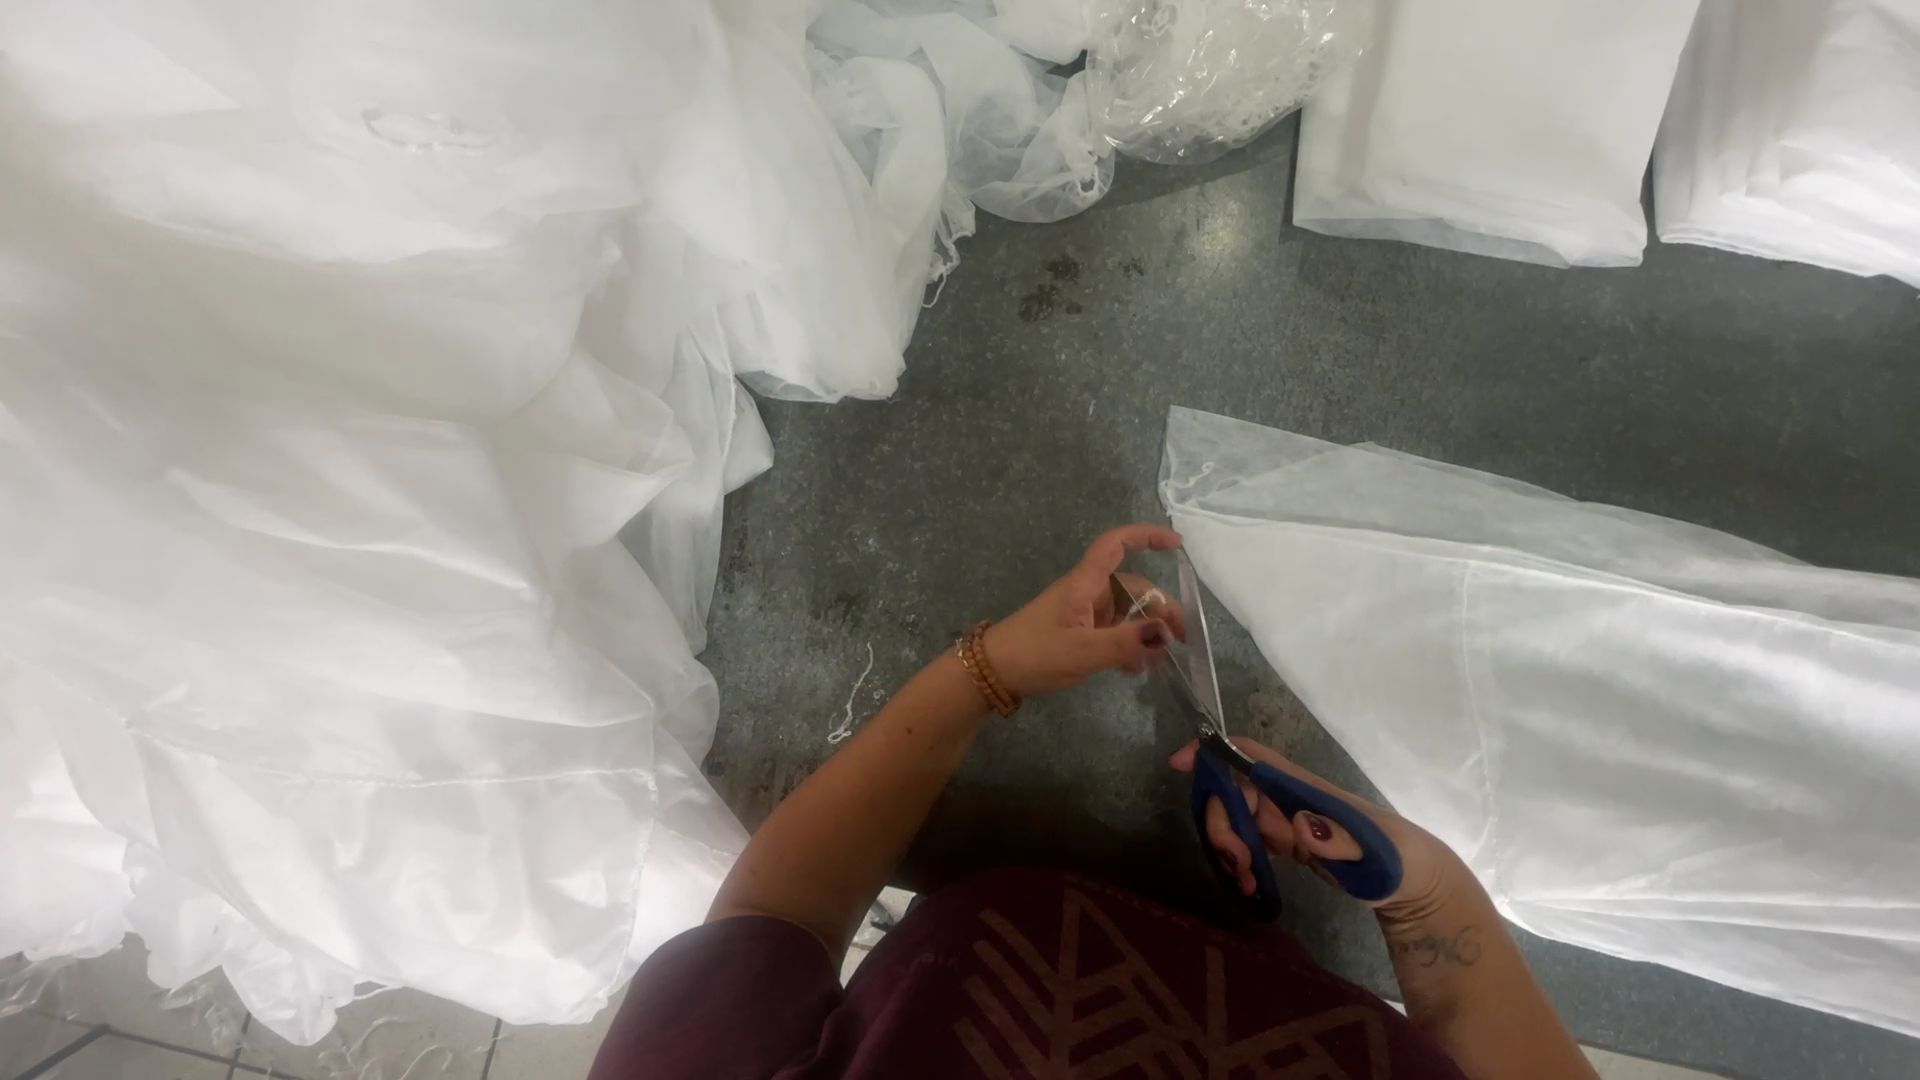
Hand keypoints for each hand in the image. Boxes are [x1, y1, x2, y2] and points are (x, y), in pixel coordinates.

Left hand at [981, 524, 1186, 698]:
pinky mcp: (1078, 633)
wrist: (993, 673)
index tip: (1177, 545)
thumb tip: (1164, 632)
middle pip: (1132, 587)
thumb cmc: (1034, 654)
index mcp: (1084, 584)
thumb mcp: (1083, 651)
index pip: (1116, 544)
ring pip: (1126, 613)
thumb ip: (1125, 643)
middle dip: (1159, 608)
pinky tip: (1138, 669)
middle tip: (1180, 641)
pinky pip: (1113, 632)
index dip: (1146, 536)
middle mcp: (1086, 593)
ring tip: (1160, 661)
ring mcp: (1082, 614)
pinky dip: (1129, 645)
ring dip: (1146, 632)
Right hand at [1168, 737, 1474, 924]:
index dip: (1212, 753)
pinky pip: (1246, 841)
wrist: (1417, 887)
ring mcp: (1284, 818)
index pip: (1248, 755)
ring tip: (1245, 882)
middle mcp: (1286, 796)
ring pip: (1234, 817)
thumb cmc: (1397, 860)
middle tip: (1235, 863)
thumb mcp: (1376, 853)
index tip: (1180, 764)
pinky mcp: (1285, 841)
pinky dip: (1239, 861)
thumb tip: (1297, 824)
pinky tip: (1250, 886)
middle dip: (1221, 822)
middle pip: (1231, 790)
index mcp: (1301, 787)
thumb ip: (1340, 839)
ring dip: (1227, 846)